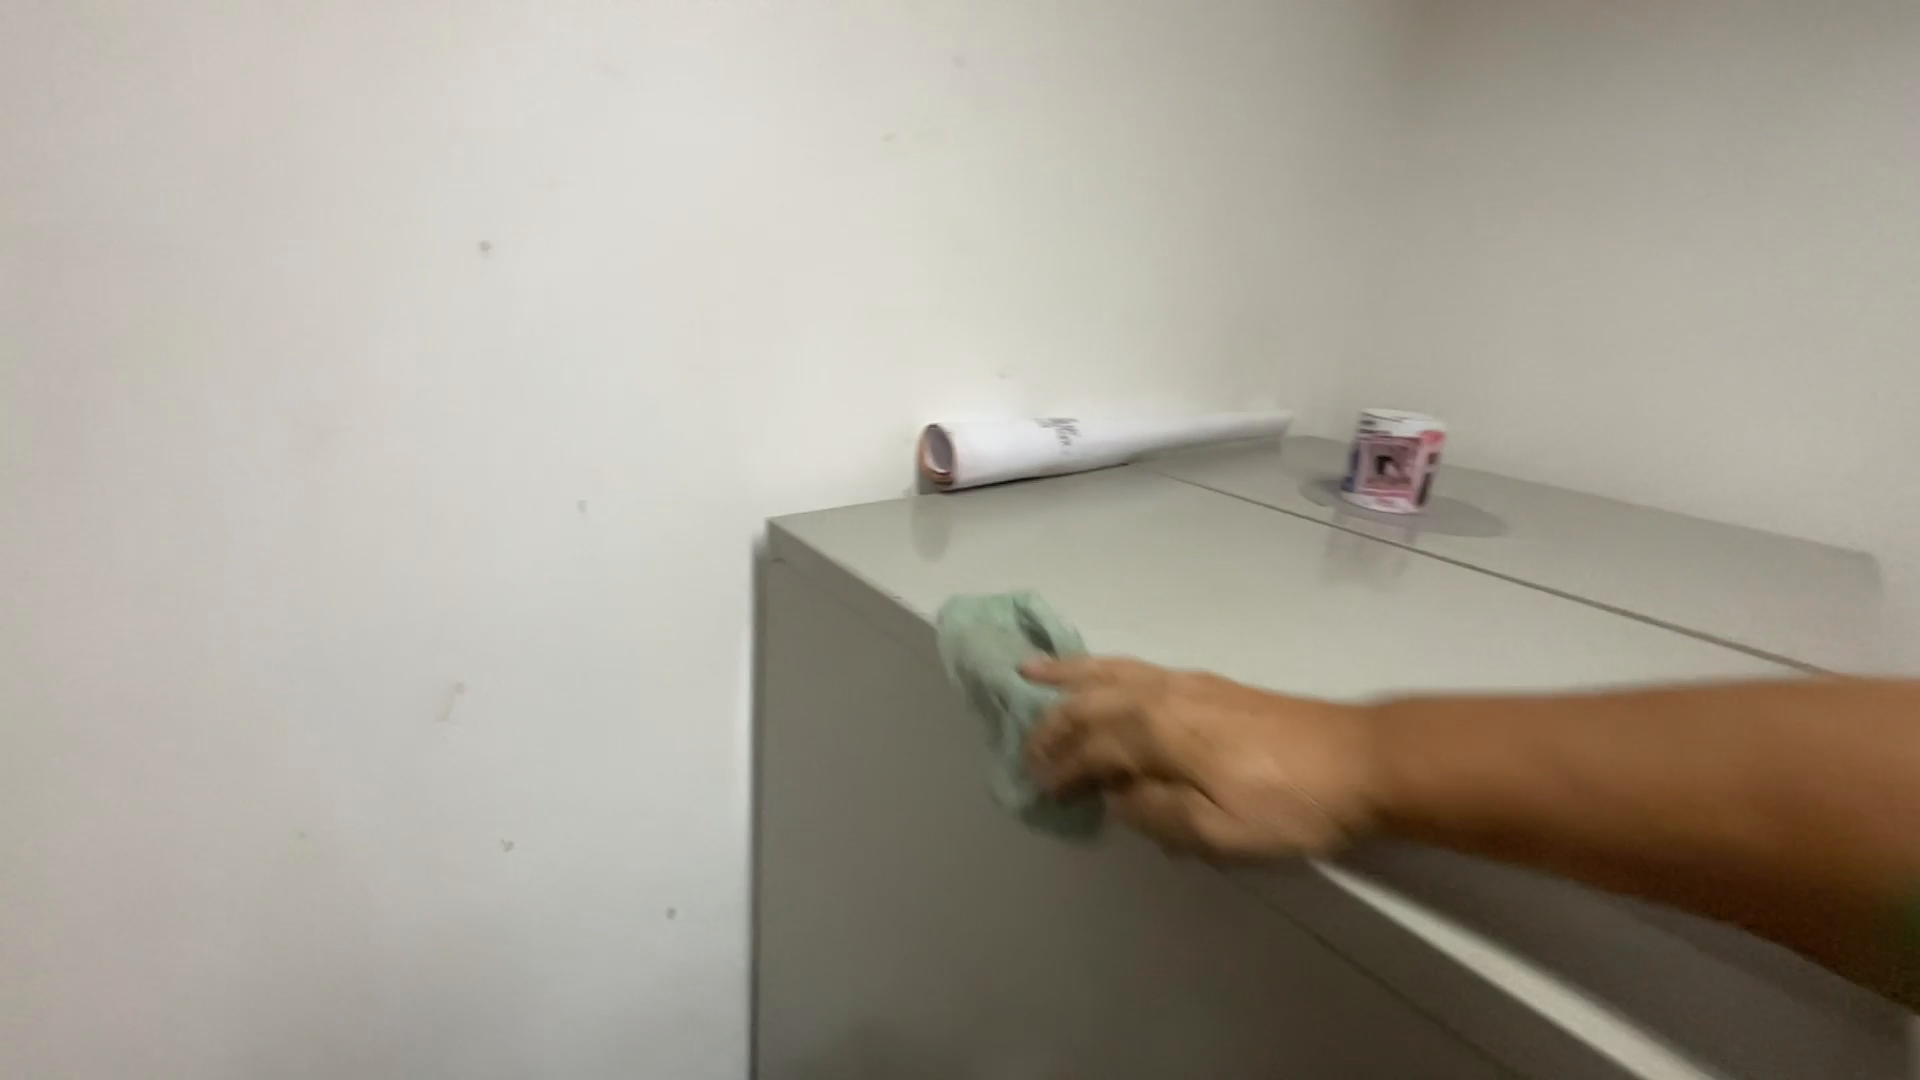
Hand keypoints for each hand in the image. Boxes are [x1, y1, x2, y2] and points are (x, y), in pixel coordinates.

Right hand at [1022, 656, 1378, 857]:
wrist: (1358, 759)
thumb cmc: (1288, 804)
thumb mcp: (1220, 831)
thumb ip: (1155, 813)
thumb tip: (1113, 797)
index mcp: (1156, 731)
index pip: (1089, 749)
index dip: (1060, 771)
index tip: (1039, 792)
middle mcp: (1158, 695)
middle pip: (1087, 703)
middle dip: (1051, 726)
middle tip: (1025, 750)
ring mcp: (1180, 681)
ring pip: (1105, 671)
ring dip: (1064, 675)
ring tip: (1028, 670)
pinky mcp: (1201, 681)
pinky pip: (1130, 666)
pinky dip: (1098, 665)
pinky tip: (1095, 672)